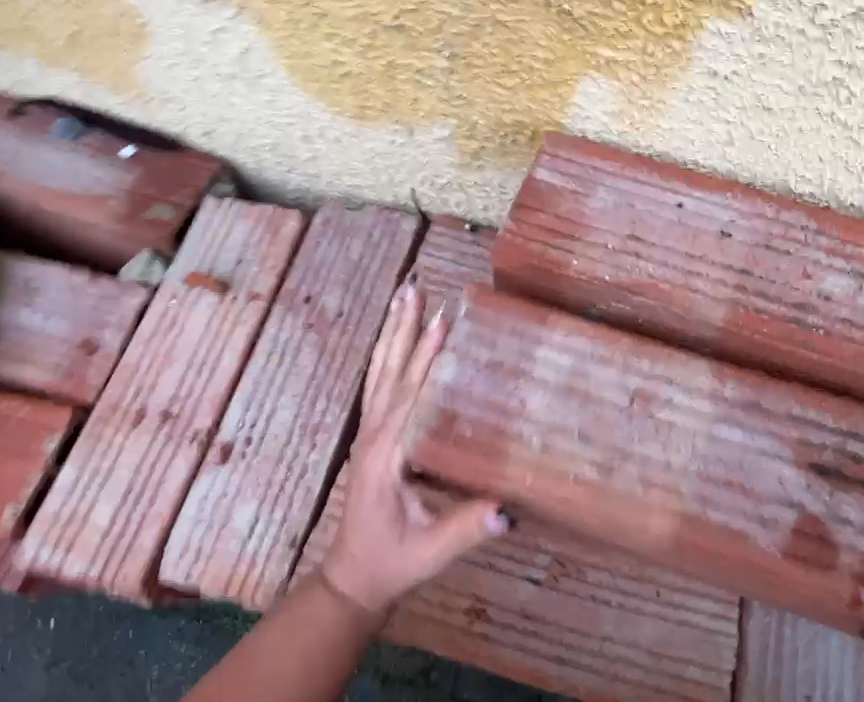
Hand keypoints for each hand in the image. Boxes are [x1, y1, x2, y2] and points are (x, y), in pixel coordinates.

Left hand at [320, 281, 510, 614]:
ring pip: (380, 372)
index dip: (426, 358)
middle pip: (389, 371)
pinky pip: (378, 384)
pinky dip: (386, 353)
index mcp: (387, 456)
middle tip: (415, 287)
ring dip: (392, 332)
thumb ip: (466, 530)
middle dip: (404, 327)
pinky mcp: (372, 436)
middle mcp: (373, 436)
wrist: (354, 577)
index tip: (442, 321)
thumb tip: (509, 511)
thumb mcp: (431, 551)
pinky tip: (394, 334)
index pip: (410, 396)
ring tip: (404, 295)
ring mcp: (369, 433)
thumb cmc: (393, 562)